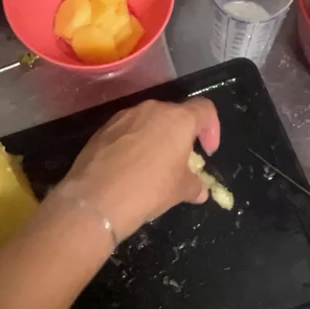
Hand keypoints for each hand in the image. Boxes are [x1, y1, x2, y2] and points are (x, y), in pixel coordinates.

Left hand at [58, 100, 220, 238]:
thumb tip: (199, 190)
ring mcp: (124, 117)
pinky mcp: (103, 128)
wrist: (96, 199)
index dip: (212, 129)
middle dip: (181, 137)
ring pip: (149, 122)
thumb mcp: (180, 191)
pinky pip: (127, 131)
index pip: (205, 110)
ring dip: (156, 139)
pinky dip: (133, 144)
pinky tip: (128, 168)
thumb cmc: (149, 189)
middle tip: (180, 162)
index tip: (207, 153)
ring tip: (152, 167)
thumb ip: (194, 185)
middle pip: (175, 115)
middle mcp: (152, 110)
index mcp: (178, 119)